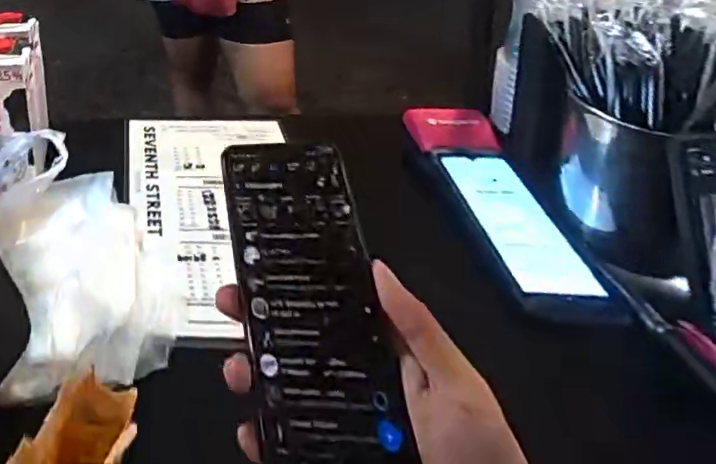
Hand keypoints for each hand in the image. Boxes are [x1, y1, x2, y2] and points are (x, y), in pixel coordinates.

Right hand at [217, 261, 525, 463]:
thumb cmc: (482, 455)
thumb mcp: (457, 385)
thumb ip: (419, 329)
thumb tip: (379, 269)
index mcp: (381, 356)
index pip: (330, 313)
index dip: (293, 289)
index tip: (261, 270)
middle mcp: (354, 386)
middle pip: (296, 346)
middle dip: (258, 324)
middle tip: (233, 307)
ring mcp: (340, 425)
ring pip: (282, 390)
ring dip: (251, 374)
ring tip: (239, 370)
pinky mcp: (326, 456)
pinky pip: (284, 443)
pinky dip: (262, 437)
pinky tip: (252, 431)